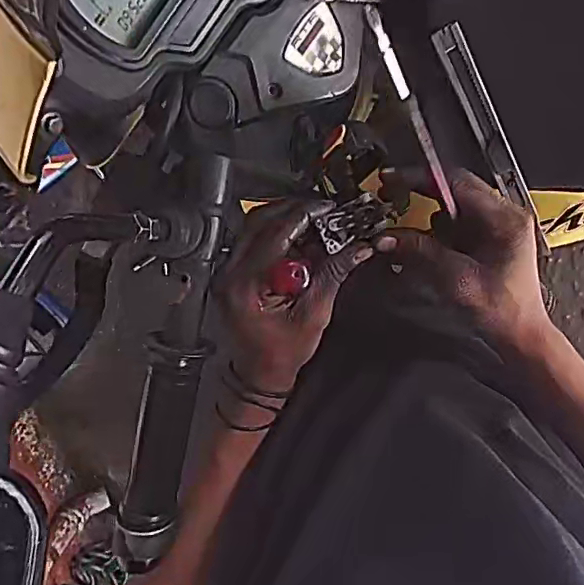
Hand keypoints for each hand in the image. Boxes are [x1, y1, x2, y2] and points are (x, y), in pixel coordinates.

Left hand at [217, 199, 374, 394]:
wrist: (259, 374)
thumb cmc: (281, 354)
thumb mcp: (314, 315)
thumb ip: (332, 275)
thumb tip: (355, 248)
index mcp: (246, 285)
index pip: (276, 234)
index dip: (305, 216)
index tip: (327, 210)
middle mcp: (229, 274)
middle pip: (259, 221)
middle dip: (294, 211)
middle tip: (323, 213)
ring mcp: (227, 272)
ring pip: (254, 227)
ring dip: (285, 220)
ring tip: (314, 226)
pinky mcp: (232, 272)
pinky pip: (253, 240)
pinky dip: (277, 234)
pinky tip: (297, 242)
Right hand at [379, 168, 553, 352]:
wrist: (520, 335)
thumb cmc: (502, 311)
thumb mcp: (456, 279)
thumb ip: (421, 252)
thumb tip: (389, 237)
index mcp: (505, 219)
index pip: (457, 182)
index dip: (420, 178)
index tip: (393, 179)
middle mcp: (505, 216)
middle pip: (454, 191)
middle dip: (420, 196)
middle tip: (391, 197)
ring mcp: (498, 227)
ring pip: (452, 208)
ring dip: (427, 218)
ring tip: (408, 234)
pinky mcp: (489, 240)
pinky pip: (456, 225)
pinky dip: (436, 233)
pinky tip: (426, 248)